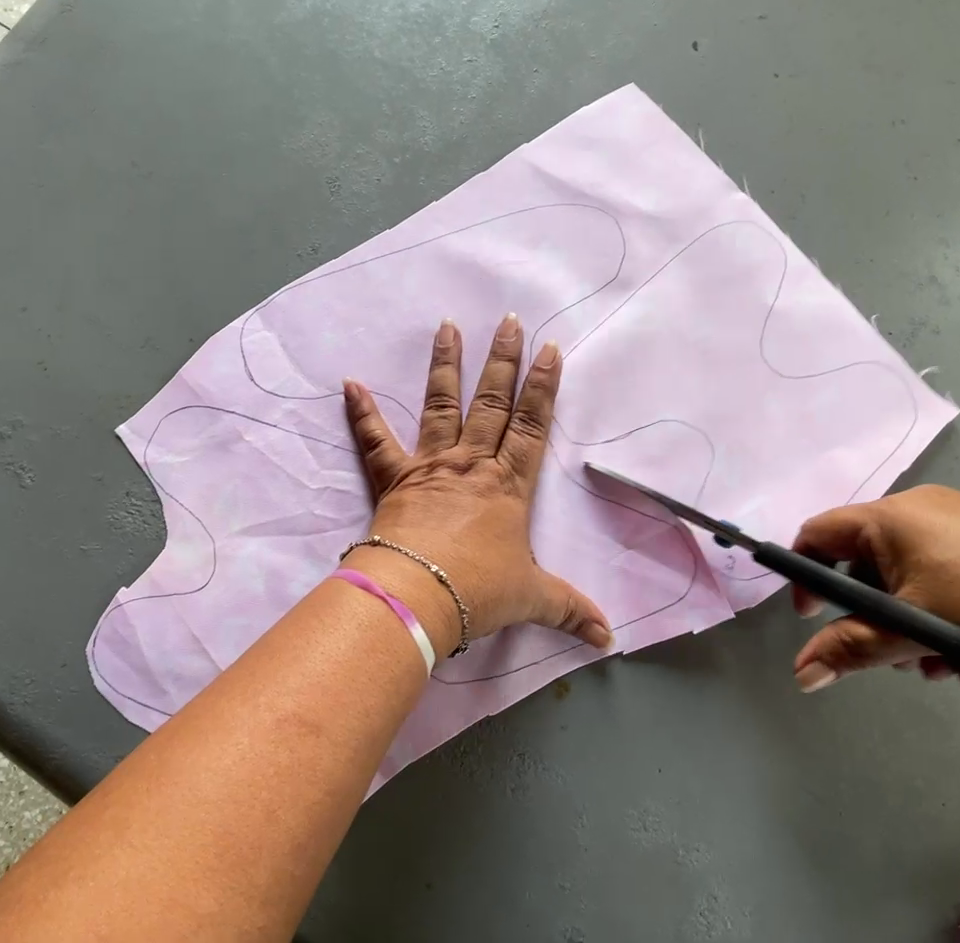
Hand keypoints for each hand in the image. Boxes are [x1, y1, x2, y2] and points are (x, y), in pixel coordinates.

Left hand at [340, 314, 613, 656]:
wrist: (418, 596)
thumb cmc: (478, 591)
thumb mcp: (532, 599)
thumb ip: (570, 610)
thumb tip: (609, 639)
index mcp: (507, 485)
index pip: (530, 425)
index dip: (542, 387)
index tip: (548, 349)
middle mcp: (470, 464)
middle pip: (490, 403)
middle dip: (502, 360)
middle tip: (508, 321)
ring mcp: (429, 466)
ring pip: (440, 405)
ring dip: (445, 365)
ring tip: (448, 326)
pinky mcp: (393, 478)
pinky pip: (375, 440)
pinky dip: (362, 412)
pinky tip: (350, 383)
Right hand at [788, 485, 959, 691]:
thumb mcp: (915, 631)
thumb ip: (850, 651)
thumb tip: (801, 675)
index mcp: (890, 517)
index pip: (817, 534)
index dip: (803, 576)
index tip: (813, 619)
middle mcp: (921, 510)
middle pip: (866, 565)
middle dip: (874, 618)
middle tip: (895, 656)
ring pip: (910, 580)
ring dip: (915, 628)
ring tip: (948, 667)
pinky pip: (948, 580)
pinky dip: (949, 618)